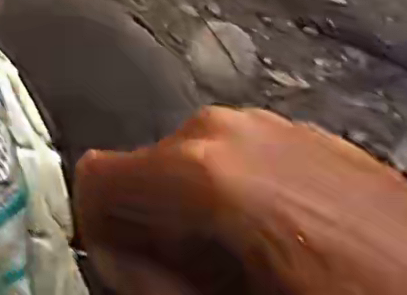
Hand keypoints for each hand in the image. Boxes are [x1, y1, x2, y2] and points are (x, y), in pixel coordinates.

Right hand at [74, 106, 406, 294]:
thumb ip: (157, 285)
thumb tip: (115, 263)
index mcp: (199, 169)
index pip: (95, 177)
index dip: (97, 230)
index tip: (126, 273)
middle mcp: (219, 129)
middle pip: (142, 169)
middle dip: (156, 227)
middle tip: (198, 285)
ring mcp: (269, 127)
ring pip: (188, 164)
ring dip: (199, 216)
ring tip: (253, 273)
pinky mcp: (311, 137)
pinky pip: (240, 162)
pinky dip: (241, 203)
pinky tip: (292, 252)